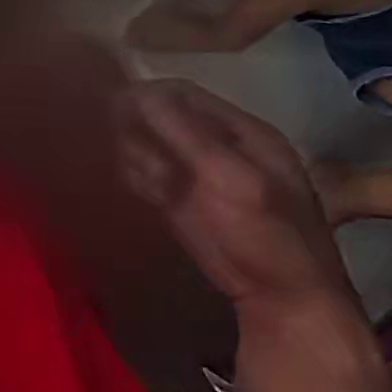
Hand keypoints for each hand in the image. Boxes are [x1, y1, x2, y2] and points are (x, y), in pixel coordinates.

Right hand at [117, 80, 351, 308]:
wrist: (279, 300)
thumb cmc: (268, 236)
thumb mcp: (233, 179)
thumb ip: (187, 134)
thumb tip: (138, 91)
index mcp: (242, 131)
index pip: (181, 93)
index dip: (147, 95)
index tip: (112, 106)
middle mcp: (214, 143)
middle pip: (156, 114)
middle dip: (139, 131)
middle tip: (141, 157)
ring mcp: (192, 169)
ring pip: (141, 141)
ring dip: (136, 158)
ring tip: (157, 186)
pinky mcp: (173, 194)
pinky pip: (138, 169)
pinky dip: (133, 177)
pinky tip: (149, 195)